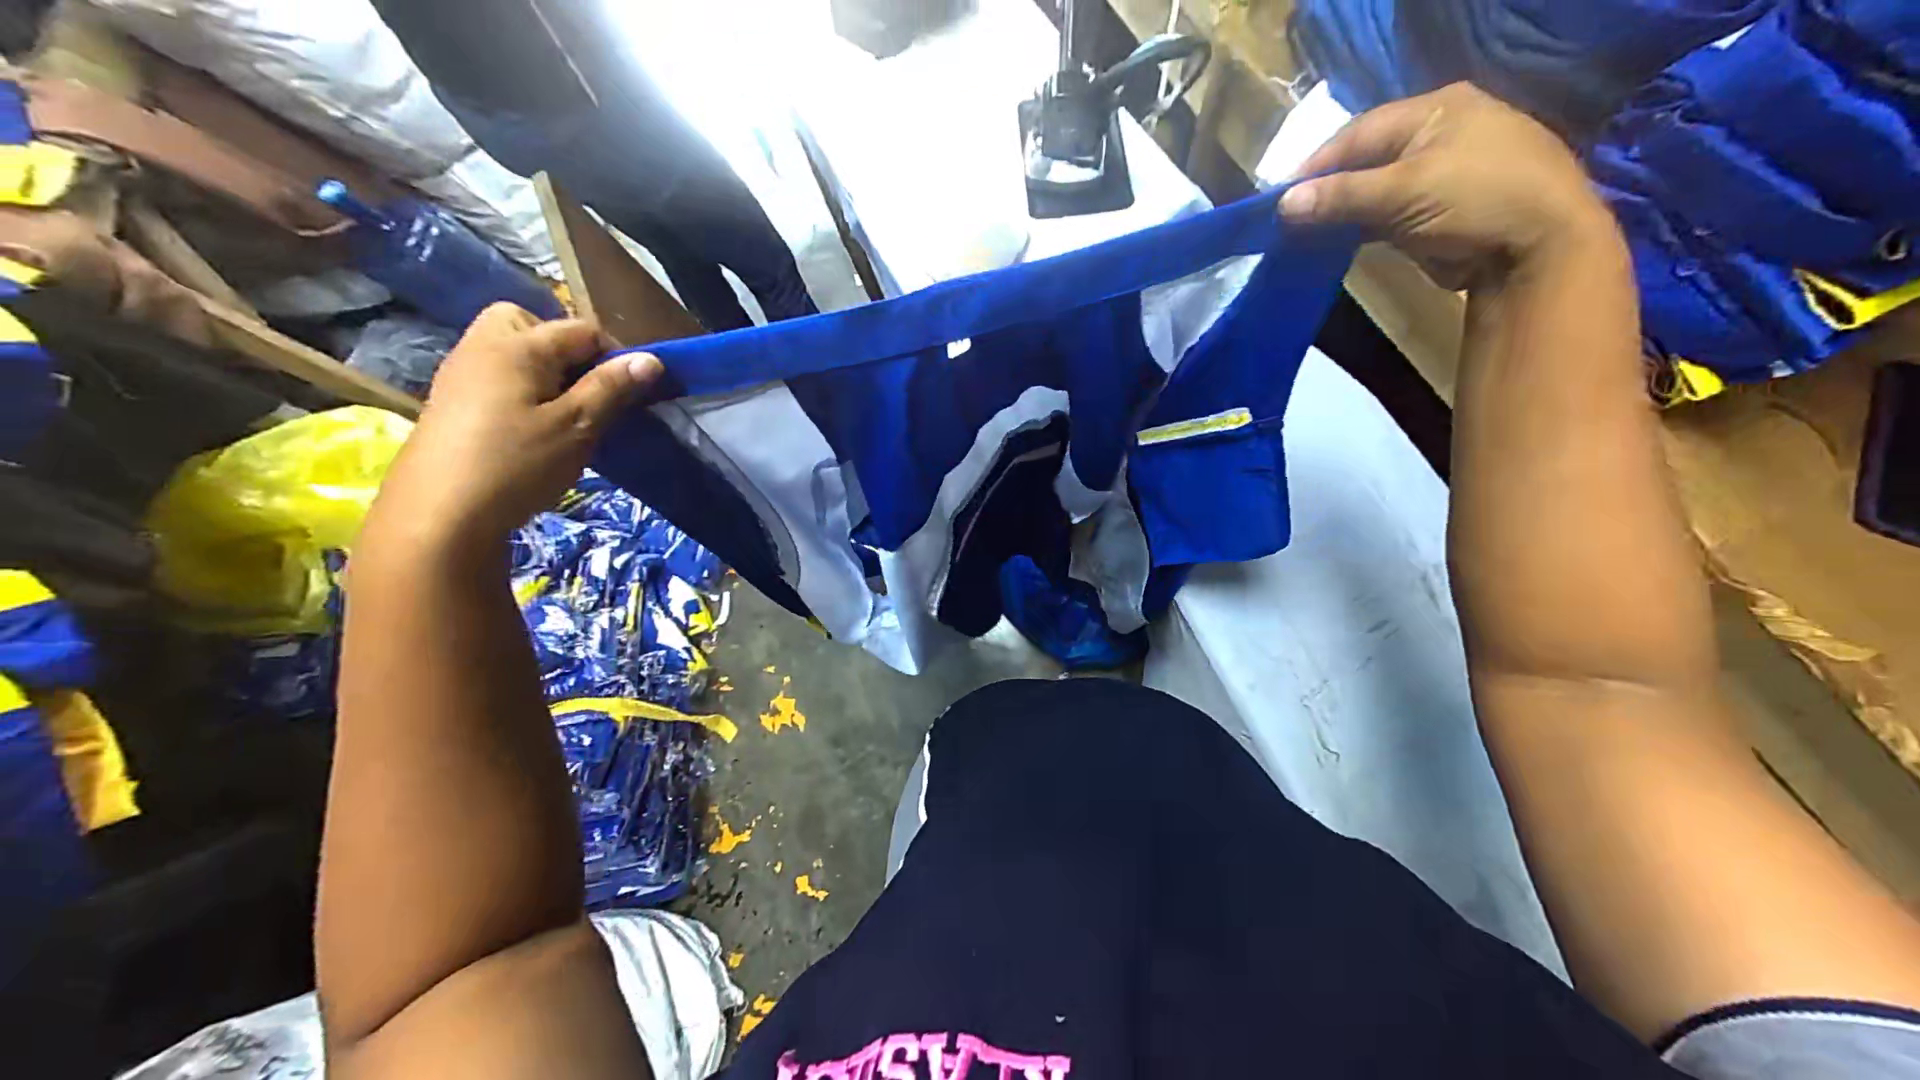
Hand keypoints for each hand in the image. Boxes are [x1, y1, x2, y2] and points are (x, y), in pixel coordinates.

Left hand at [363, 303, 662, 556]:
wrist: (440, 515)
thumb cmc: (516, 464)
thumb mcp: (577, 427)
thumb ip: (612, 388)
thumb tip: (650, 359)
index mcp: (518, 345)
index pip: (583, 330)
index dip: (616, 357)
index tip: (633, 395)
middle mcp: (484, 346)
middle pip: (533, 325)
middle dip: (568, 351)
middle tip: (588, 392)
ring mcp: (462, 373)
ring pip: (514, 352)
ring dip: (546, 372)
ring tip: (565, 414)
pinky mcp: (453, 402)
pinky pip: (498, 377)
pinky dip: (523, 390)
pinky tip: (533, 429)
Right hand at [1280, 82, 1618, 289]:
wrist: (1539, 247)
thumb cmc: (1477, 199)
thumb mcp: (1403, 191)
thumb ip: (1340, 196)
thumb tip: (1282, 204)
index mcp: (1436, 109)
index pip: (1358, 132)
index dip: (1316, 164)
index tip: (1278, 197)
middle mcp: (1436, 134)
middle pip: (1363, 159)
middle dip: (1325, 189)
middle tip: (1287, 217)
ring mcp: (1437, 174)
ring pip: (1371, 190)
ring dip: (1339, 211)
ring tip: (1302, 233)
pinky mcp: (1434, 211)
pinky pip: (1384, 214)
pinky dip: (1358, 227)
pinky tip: (1333, 241)